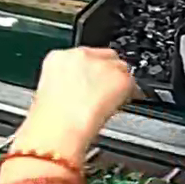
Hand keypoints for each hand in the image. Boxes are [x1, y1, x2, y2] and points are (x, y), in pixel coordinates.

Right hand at [11, 47, 135, 157]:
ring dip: (119, 83)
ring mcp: (105, 66)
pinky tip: (119, 105)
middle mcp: (83, 56)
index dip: (93, 69)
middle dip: (109, 73)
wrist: (61, 128)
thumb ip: (70, 79)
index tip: (95, 80)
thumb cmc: (52, 119)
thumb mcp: (52, 89)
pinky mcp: (122, 78)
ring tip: (111, 101)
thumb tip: (84, 84)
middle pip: (107, 57)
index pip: (86, 55)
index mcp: (59, 57)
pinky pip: (132, 84)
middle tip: (106, 91)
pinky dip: (130, 94)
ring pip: (122, 69)